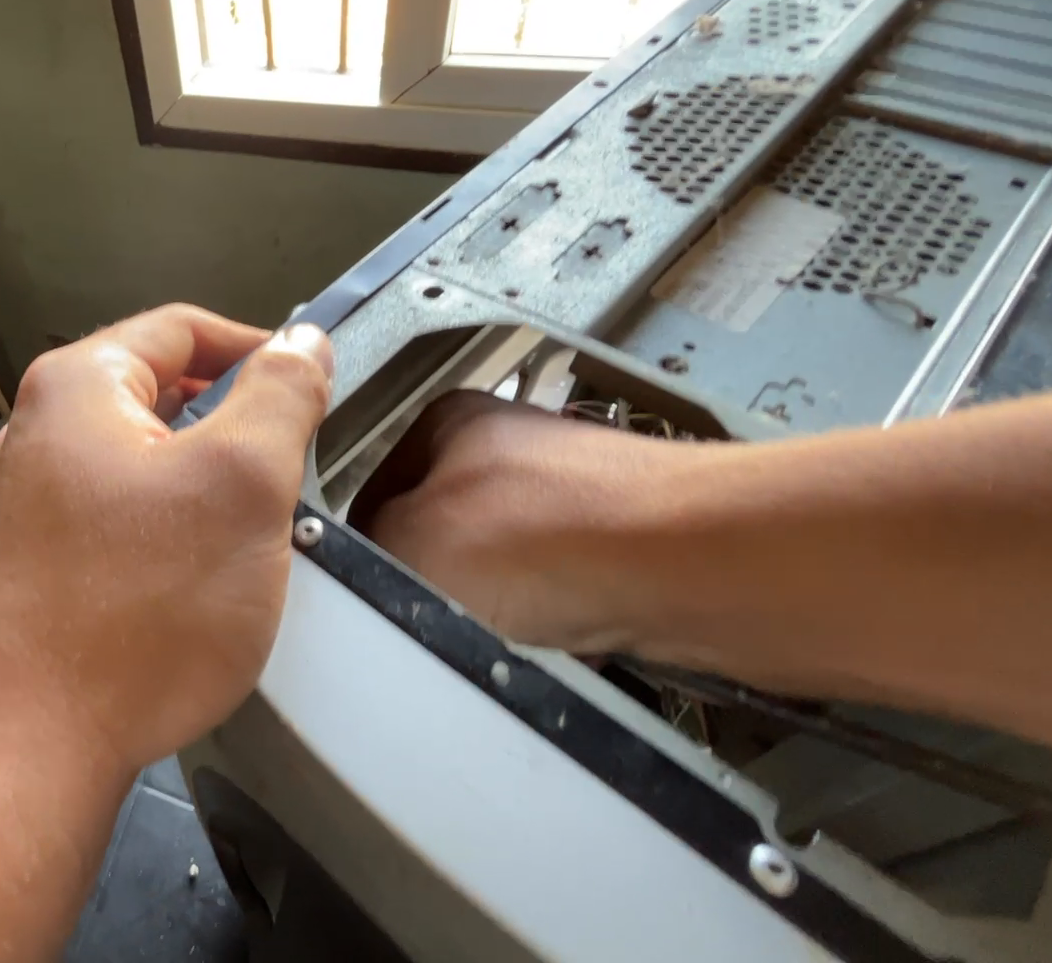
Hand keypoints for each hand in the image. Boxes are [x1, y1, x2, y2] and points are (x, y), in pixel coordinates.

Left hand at [0, 305, 332, 777]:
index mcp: (75, 388)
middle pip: (159, 390)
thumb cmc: (143, 608)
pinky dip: (167, 519)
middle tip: (287, 461)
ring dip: (203, 475)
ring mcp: (30, 496)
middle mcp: (38, 430)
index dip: (257, 346)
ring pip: (142, 455)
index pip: (181, 328)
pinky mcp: (37, 553)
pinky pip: (119, 508)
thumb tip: (302, 343)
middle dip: (232, 418)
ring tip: (249, 520)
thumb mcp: (242, 482)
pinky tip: (195, 566)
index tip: (309, 384)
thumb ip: (281, 396)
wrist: (39, 746)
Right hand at [355, 390, 704, 654]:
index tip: (367, 592)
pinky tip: (561, 632)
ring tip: (511, 625)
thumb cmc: (547, 538)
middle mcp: (508, 442)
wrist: (700, 568)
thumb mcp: (407, 545)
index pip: (370, 492)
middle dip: (435, 582)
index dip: (361, 549)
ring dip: (494, 605)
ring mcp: (569, 486)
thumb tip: (351, 565)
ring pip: (495, 565)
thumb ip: (356, 551)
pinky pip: (554, 585)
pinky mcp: (620, 533)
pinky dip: (549, 615)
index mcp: (447, 419)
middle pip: (436, 530)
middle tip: (443, 613)